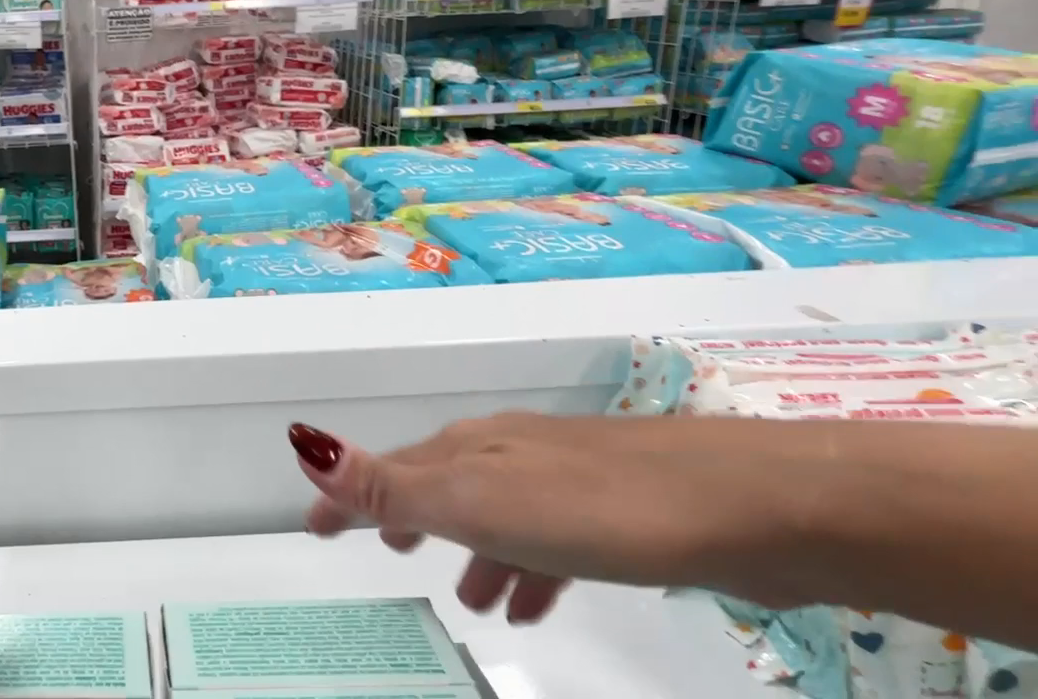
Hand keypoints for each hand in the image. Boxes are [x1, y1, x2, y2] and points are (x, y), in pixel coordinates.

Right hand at [286, 414, 849, 622]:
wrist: (748, 506)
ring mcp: (562, 476)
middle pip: (438, 484)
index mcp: (468, 451)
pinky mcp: (614, 508)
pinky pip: (546, 540)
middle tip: (381, 546)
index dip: (347, 498)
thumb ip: (391, 483)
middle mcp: (506, 453)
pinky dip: (527, 568)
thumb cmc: (598, 510)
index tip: (314, 526)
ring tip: (469, 603)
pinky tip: (536, 605)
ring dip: (472, 553)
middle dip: (404, 515)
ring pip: (496, 516)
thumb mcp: (479, 504)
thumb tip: (303, 446)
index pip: (387, 471)